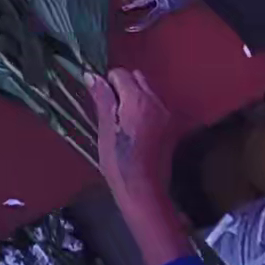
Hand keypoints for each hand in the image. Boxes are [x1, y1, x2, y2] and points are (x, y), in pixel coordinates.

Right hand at [89, 69, 190, 264]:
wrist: (144, 191)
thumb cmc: (119, 162)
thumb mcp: (105, 130)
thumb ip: (102, 99)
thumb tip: (92, 75)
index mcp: (138, 99)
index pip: (120, 73)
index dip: (107, 83)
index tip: (99, 100)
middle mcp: (156, 100)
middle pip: (137, 77)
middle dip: (123, 85)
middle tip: (110, 109)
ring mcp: (166, 112)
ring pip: (148, 90)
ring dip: (135, 96)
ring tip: (122, 120)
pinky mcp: (171, 124)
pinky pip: (156, 104)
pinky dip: (145, 107)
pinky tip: (136, 128)